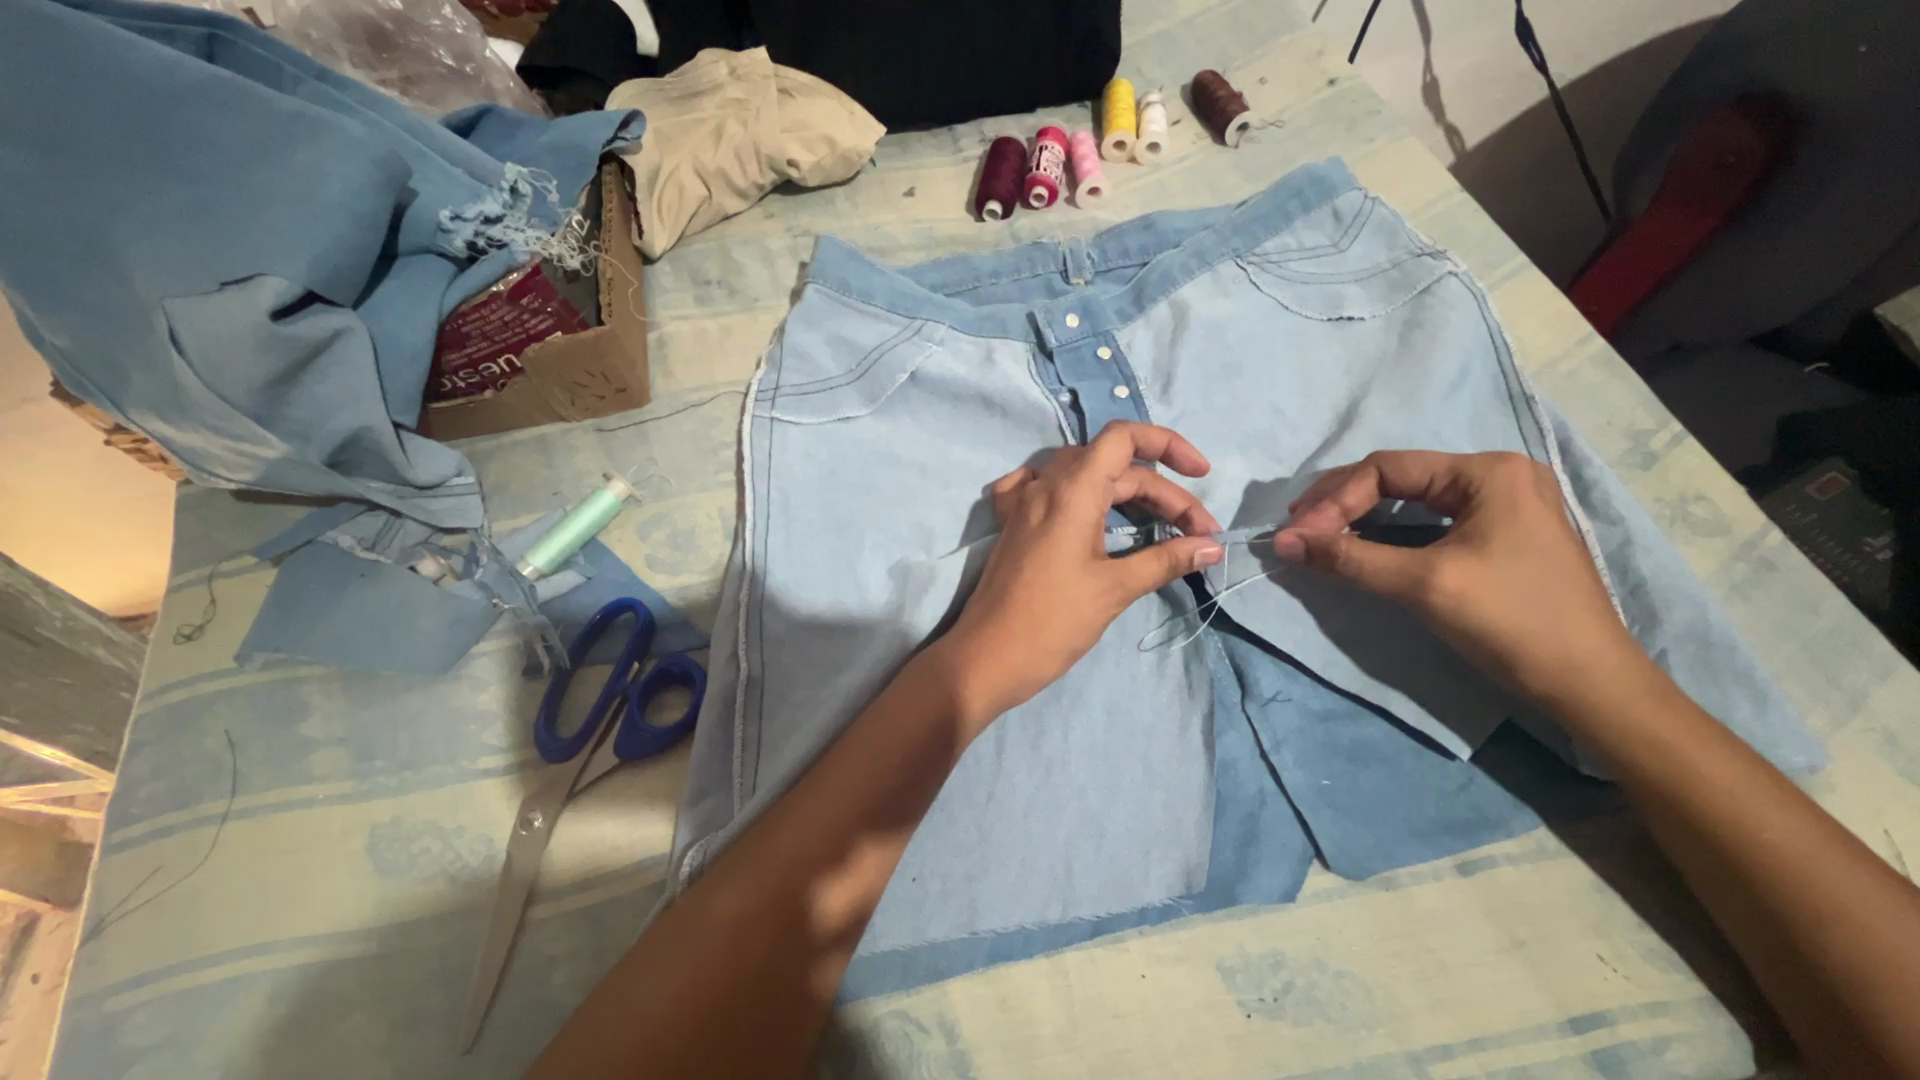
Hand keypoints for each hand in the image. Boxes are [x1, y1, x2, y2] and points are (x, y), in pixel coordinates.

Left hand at [938, 421, 1225, 724]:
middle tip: (1197, 536)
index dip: (1167, 445)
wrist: (987, 658)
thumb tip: (1212, 548)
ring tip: (1163, 529)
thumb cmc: (1052, 622)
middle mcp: (1045, 485)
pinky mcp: (1012, 526)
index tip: (1201, 474)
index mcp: (1071, 489)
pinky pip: (1048, 491)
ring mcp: (1024, 504)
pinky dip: (1078, 495)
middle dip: (1162, 494)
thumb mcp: (1114, 589)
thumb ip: (1166, 560)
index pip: (1124, 438)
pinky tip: (1089, 511)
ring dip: (1128, 497)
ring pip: (1087, 479)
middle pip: (1115, 467)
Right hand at [1273, 450, 1648, 712]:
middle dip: (1343, 503)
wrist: (1589, 682)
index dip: (1333, 499)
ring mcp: (1505, 503)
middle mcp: (1498, 475)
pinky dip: (1391, 530)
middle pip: (1399, 477)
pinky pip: (1432, 519)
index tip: (1297, 535)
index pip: (1387, 468)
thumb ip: (1349, 558)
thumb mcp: (1423, 585)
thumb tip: (1282, 542)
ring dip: (1363, 515)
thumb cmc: (1511, 622)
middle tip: (1300, 531)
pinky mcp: (1503, 533)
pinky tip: (1365, 544)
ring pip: (1413, 498)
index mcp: (1487, 471)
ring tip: (1322, 535)